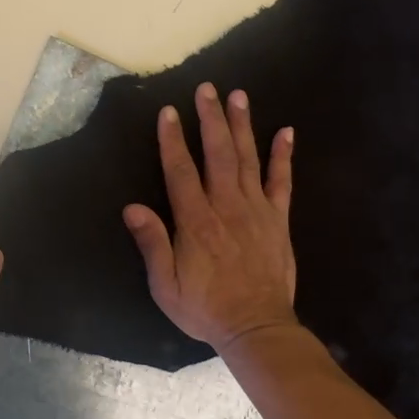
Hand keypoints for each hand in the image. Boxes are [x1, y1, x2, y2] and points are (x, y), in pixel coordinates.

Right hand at [123, 83, 297, 351]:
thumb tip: (132, 207)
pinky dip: (283, 156)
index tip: (169, 111)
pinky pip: (281, 182)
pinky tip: (286, 132)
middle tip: (207, 88)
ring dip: (242, 125)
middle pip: (217, 154)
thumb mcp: (166, 286)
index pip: (180, 170)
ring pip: (247, 159)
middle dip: (211, 118)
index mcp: (195, 221)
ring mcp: (256, 210)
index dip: (173, 139)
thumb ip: (151, 244)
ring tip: (238, 95)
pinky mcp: (278, 220)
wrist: (258, 330)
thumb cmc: (206, 308)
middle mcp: (226, 207)